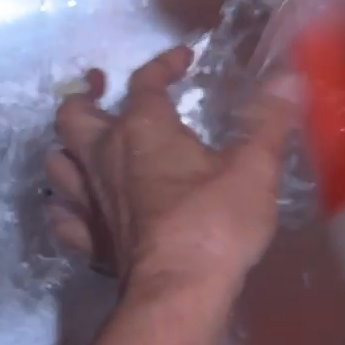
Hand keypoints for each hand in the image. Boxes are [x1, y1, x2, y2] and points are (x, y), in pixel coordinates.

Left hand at [46, 47, 300, 296]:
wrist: (177, 285)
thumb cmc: (215, 222)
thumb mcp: (254, 167)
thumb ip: (266, 121)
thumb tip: (286, 78)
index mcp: (140, 131)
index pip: (144, 83)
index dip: (162, 64)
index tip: (182, 58)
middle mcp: (101, 157)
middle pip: (72, 117)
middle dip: (82, 98)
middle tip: (96, 89)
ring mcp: (85, 199)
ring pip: (57, 163)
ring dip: (67, 150)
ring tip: (84, 147)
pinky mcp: (85, 236)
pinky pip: (62, 215)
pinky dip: (65, 206)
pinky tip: (76, 207)